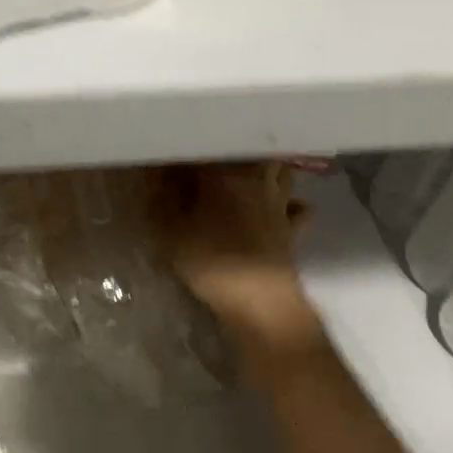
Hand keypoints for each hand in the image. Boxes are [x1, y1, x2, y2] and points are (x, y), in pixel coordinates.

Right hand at [161, 163, 321, 352]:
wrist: (260, 302)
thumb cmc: (211, 260)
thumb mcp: (170, 230)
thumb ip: (162, 196)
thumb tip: (156, 170)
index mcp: (224, 172)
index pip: (204, 150)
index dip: (187, 154)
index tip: (171, 162)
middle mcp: (256, 178)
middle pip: (251, 151)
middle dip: (233, 154)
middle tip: (212, 165)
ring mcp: (279, 203)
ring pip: (279, 171)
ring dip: (265, 170)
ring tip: (244, 179)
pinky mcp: (292, 229)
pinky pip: (297, 207)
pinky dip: (289, 204)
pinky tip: (278, 209)